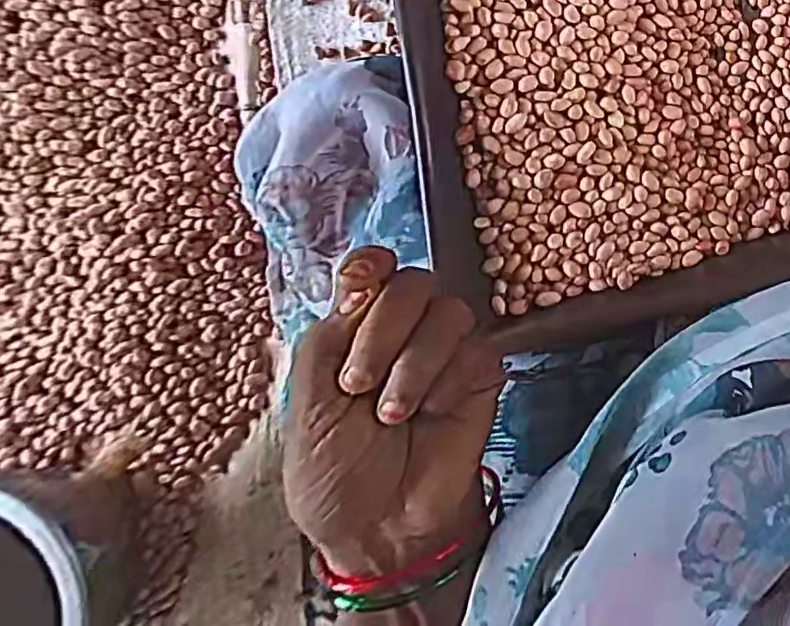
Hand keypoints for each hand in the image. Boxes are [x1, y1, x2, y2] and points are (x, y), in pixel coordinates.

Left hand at [284, 247, 503, 575]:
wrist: (378, 524)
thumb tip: (366, 281)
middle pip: (414, 283)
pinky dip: (448, 383)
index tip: (359, 288)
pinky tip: (432, 412)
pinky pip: (476, 349)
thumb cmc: (335, 467)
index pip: (375, 267)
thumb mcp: (307, 403)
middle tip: (359, 384)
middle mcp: (409, 327)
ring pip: (449, 312)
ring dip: (415, 364)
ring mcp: (449, 346)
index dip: (371, 266)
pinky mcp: (482, 369)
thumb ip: (331, 335)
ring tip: (393, 413)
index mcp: (362, 325)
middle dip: (384, 330)